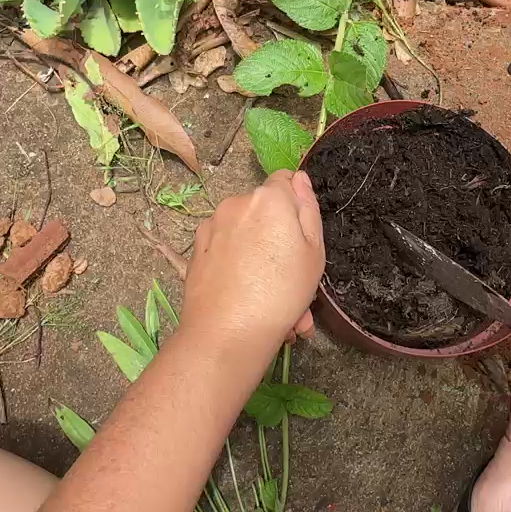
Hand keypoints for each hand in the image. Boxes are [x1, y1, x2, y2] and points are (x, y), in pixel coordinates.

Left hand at [182, 170, 323, 349]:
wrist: (228, 333)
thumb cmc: (281, 292)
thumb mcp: (314, 250)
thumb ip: (308, 207)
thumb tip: (300, 178)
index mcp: (269, 198)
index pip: (285, 180)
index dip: (296, 205)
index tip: (300, 235)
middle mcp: (236, 203)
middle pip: (264, 212)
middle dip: (278, 238)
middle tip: (292, 277)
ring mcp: (212, 226)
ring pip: (245, 234)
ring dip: (259, 258)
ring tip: (272, 299)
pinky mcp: (196, 249)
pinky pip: (225, 249)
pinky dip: (237, 266)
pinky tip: (246, 297)